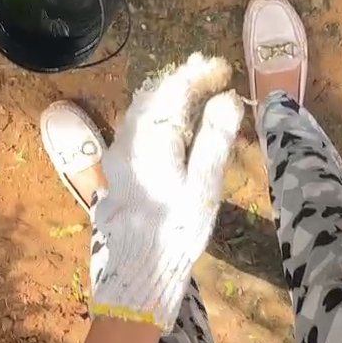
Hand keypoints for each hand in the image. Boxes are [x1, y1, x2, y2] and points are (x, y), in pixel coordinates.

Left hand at [89, 54, 243, 328]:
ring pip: (141, 112)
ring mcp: (117, 156)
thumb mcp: (204, 187)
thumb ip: (214, 139)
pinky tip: (171, 124)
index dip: (197, 75)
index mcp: (150, 140)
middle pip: (153, 98)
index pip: (172, 92)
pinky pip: (136, 129)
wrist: (135, 275)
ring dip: (168, 97)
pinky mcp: (115, 172)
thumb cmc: (177, 232)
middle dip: (182, 81)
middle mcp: (127, 141)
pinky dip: (157, 117)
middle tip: (211, 72)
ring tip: (195, 90)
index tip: (222, 67)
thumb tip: (226, 98)